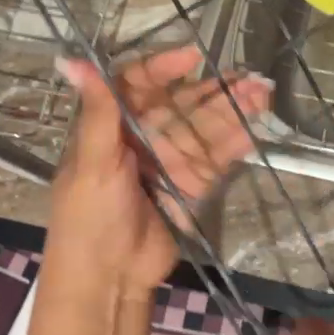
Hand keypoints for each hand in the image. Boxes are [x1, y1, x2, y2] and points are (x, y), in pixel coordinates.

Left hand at [44, 47, 272, 294]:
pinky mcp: (190, 185)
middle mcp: (143, 138)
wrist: (108, 278)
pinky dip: (236, 142)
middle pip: (182, 104)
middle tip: (250, 76)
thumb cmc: (89, 216)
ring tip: (264, 93)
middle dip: (215, 89)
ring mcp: (169, 161)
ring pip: (205, 128)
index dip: (164, 68)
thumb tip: (69, 61)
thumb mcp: (92, 160)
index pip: (139, 84)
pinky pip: (215, 157)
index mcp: (112, 126)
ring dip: (233, 110)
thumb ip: (97, 110)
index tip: (192, 56)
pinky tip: (256, 126)